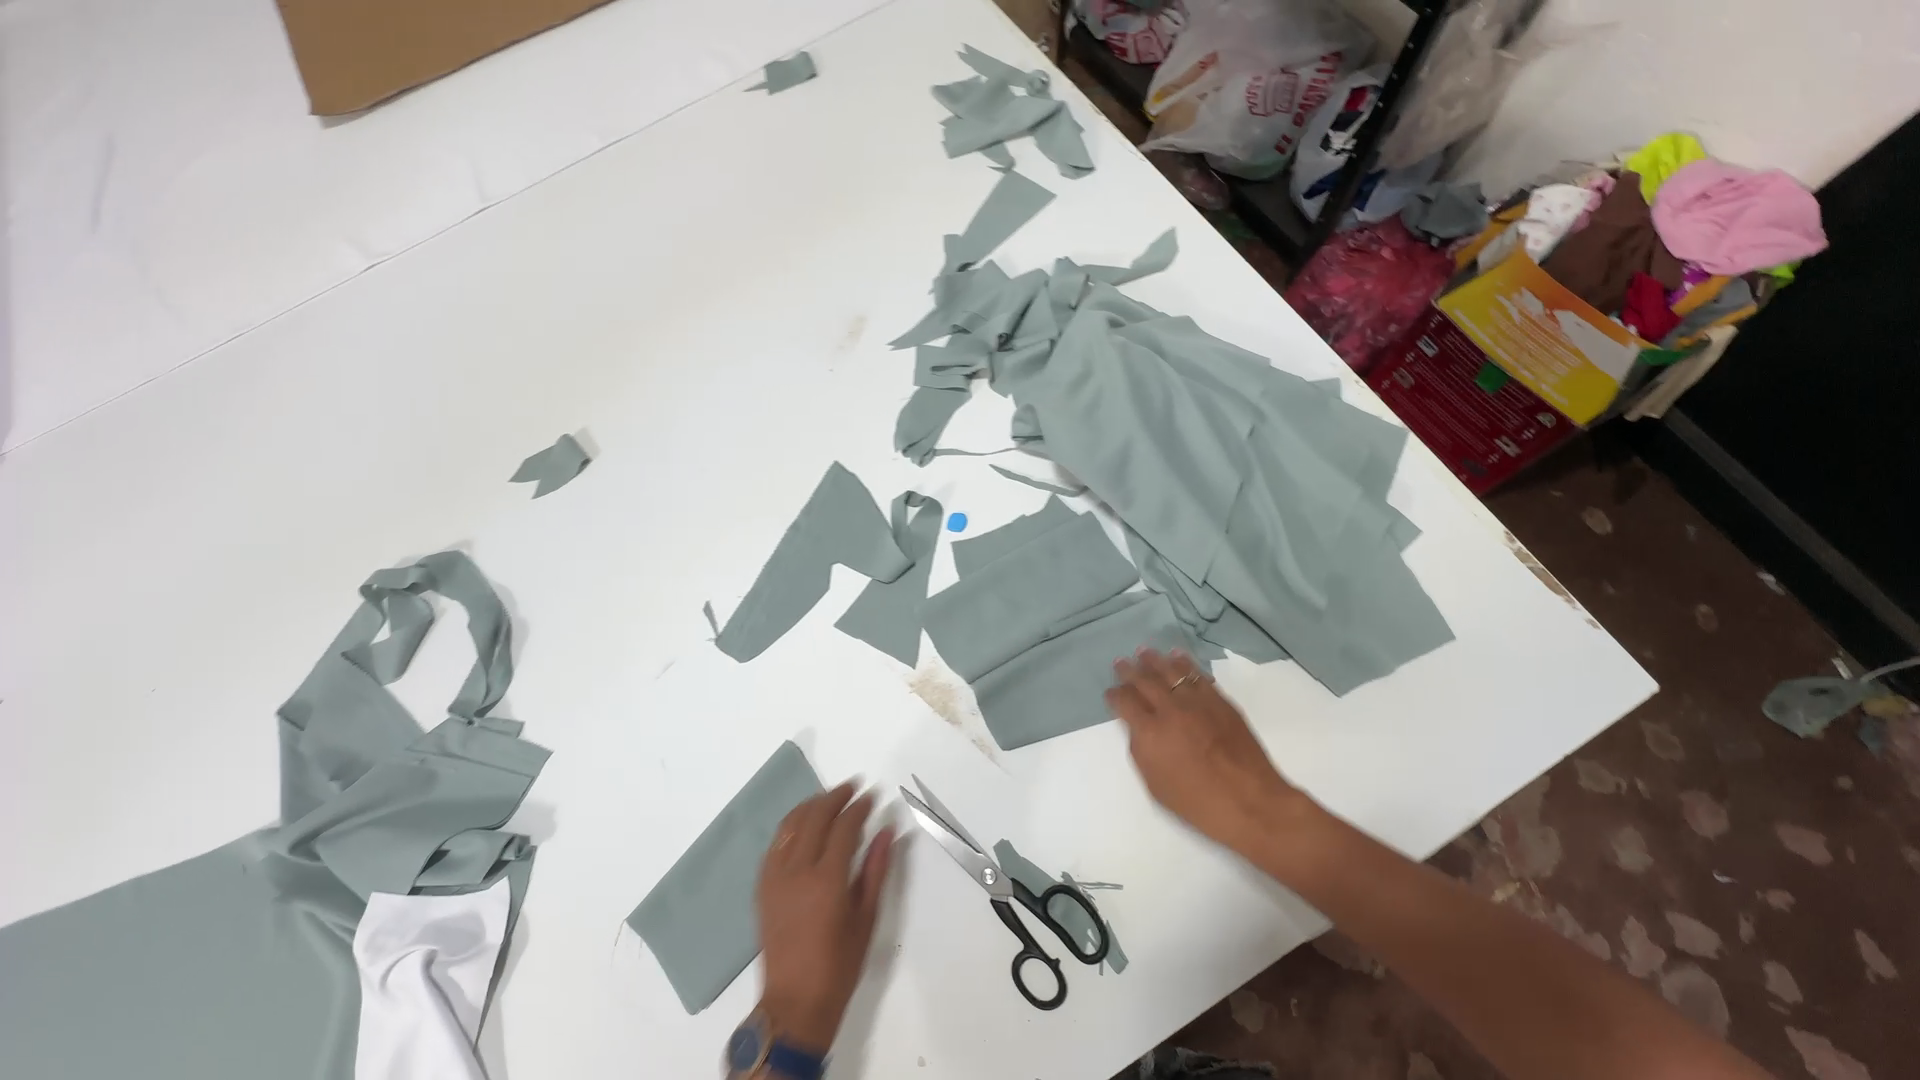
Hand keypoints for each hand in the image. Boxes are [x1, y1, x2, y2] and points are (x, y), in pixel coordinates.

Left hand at [755, 783, 894, 1054]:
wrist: (795, 1001)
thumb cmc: (839, 964)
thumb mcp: (867, 918)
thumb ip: (876, 870)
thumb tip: (886, 831)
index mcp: (827, 880)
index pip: (844, 827)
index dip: (859, 807)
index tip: (872, 796)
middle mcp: (797, 871)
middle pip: (815, 817)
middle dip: (835, 797)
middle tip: (853, 788)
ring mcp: (774, 877)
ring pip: (790, 825)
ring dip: (811, 806)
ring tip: (829, 799)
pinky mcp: (762, 887)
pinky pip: (775, 844)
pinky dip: (791, 826)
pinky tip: (804, 825)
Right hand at [1106, 649, 1318, 858]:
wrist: (1250, 802)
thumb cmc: (1198, 803)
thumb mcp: (1155, 785)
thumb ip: (1141, 750)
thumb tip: (1138, 728)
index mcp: (1150, 733)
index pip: (1125, 703)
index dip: (1114, 695)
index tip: (1111, 692)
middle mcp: (1171, 710)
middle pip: (1145, 681)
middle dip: (1129, 671)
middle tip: (1120, 662)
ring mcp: (1198, 703)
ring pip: (1172, 672)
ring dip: (1155, 660)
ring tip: (1144, 652)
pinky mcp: (1221, 702)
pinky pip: (1199, 676)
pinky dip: (1186, 665)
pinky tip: (1178, 658)